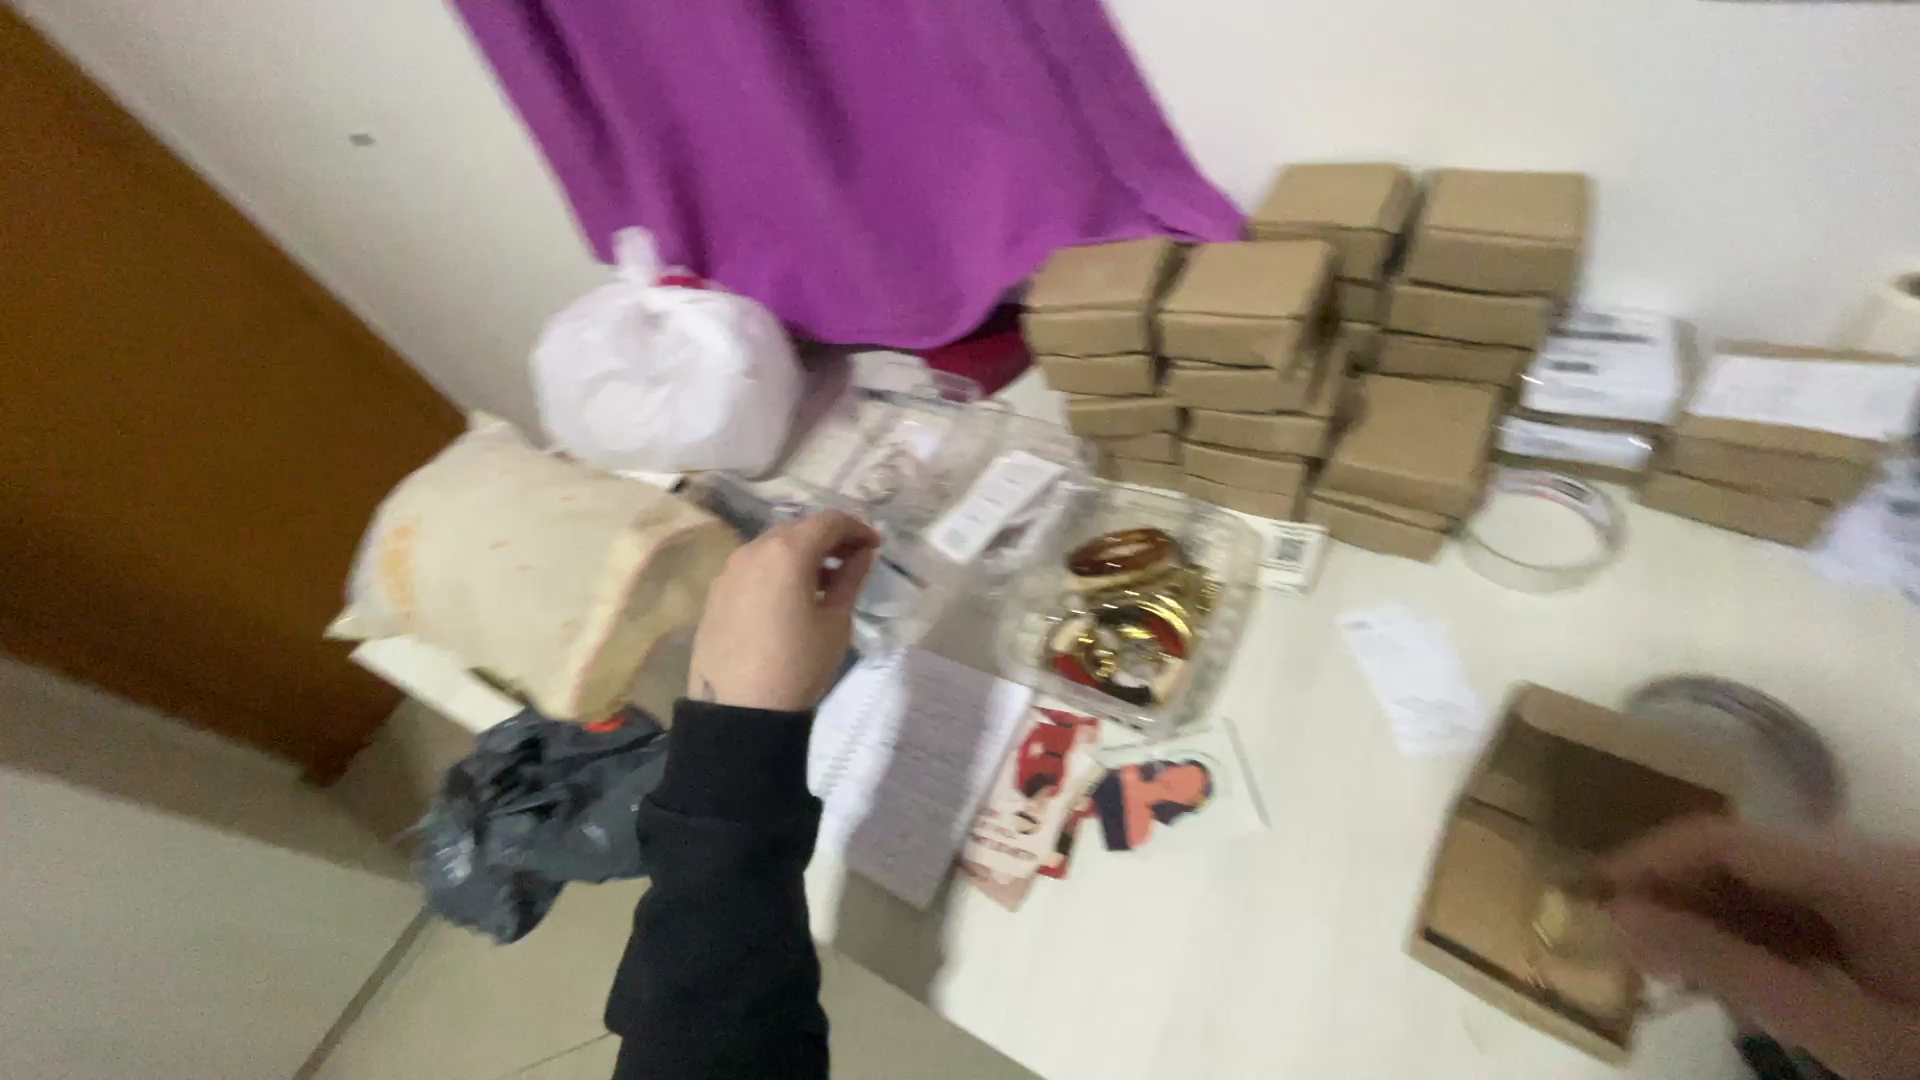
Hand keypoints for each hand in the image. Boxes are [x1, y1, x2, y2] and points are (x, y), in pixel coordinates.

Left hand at [686, 509, 879, 711]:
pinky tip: (790, 599)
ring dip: (802, 555)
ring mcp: (729, 570)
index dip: (857, 529)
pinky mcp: (716, 593)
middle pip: (798, 529)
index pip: (829, 521)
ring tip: (824, 583)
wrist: (739, 711)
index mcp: (787, 552)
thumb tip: (863, 553)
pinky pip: (754, 568)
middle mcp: (753, 550)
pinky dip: (777, 571)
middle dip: (829, 539)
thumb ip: (851, 578)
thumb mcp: (836, 621)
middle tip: (853, 561)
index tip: (875, 547)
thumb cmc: (799, 664)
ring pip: (773, 547)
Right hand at [1596, 817, 1919, 1078]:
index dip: (1643, 863)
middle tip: (1626, 948)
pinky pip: (1807, 910)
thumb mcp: (1849, 1035)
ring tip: (1674, 969)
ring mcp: (1893, 889)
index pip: (1718, 839)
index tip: (1589, 901)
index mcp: (1865, 872)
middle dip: (1674, 897)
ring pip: (1768, 884)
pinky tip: (1741, 976)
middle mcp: (1875, 861)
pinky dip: (1760, 938)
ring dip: (1712, 920)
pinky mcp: (1902, 920)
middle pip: (1739, 856)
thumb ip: (1723, 968)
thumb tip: (1610, 917)